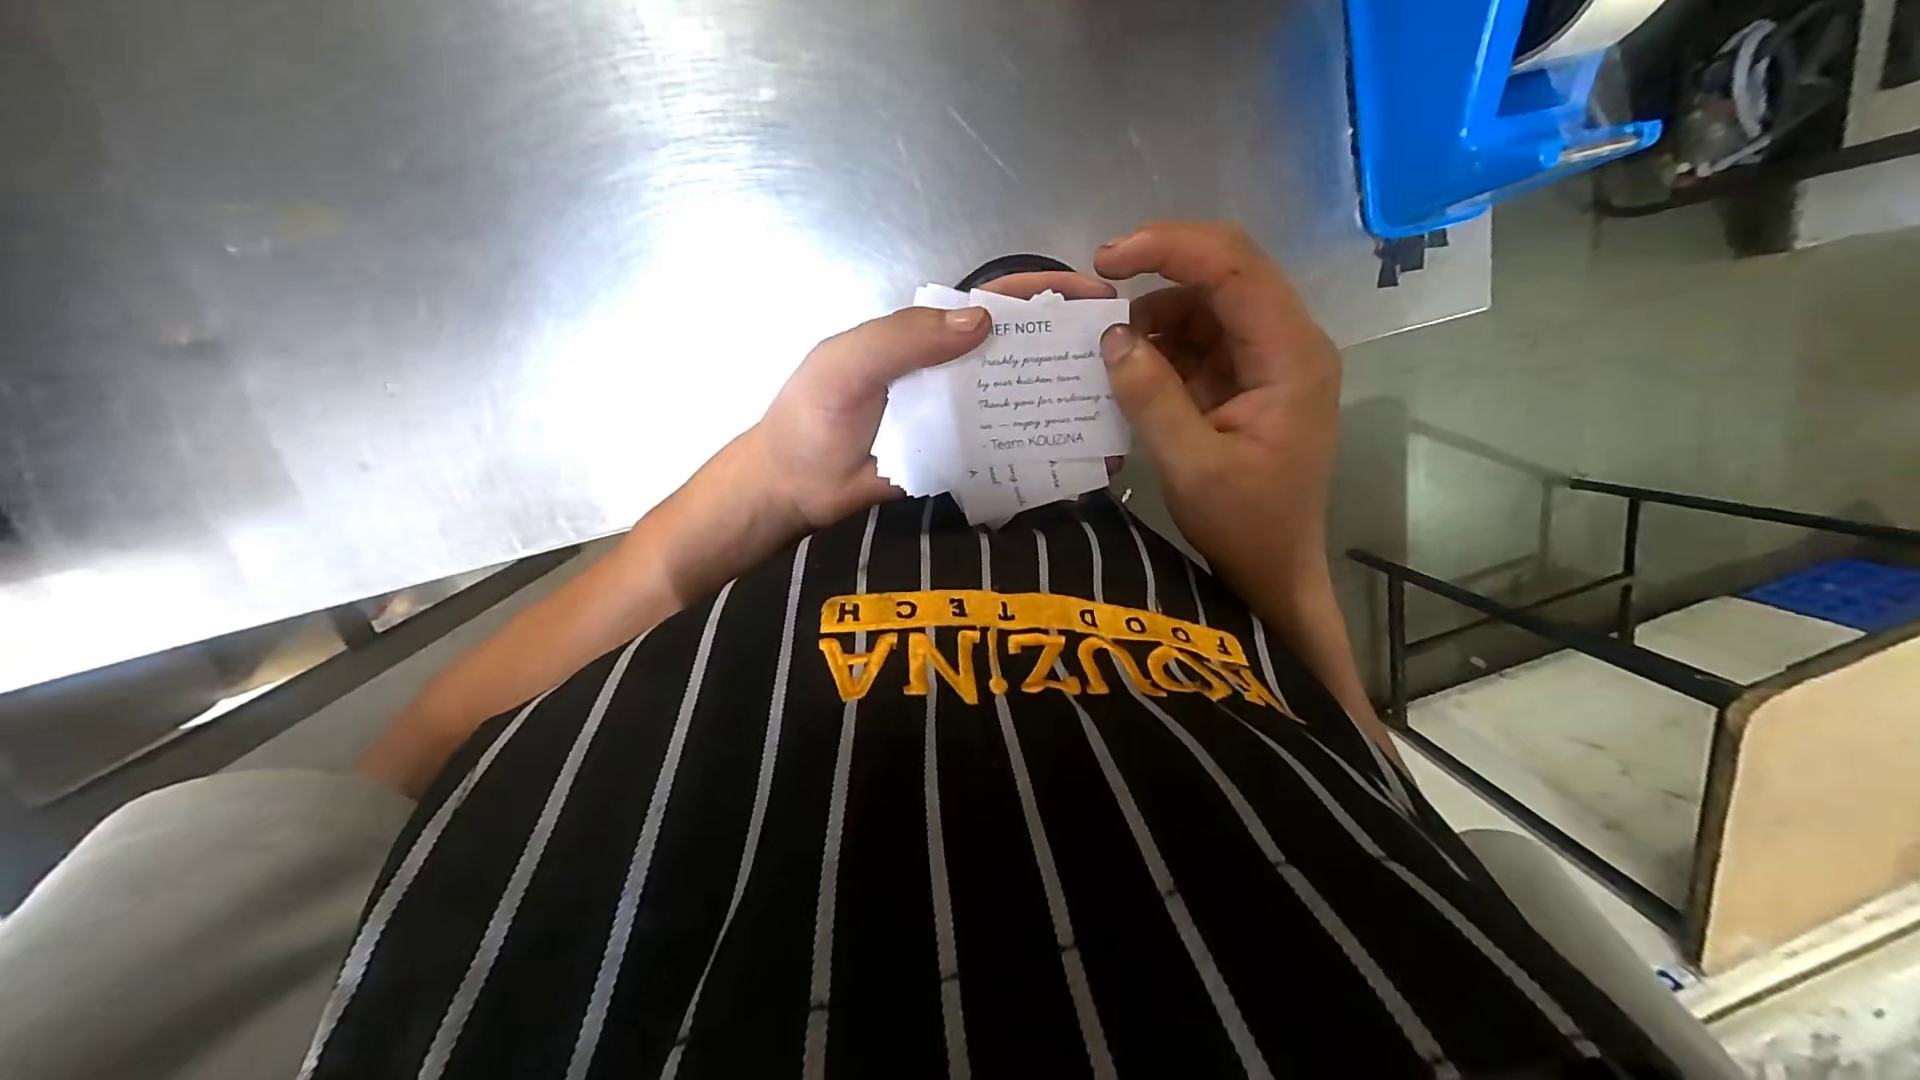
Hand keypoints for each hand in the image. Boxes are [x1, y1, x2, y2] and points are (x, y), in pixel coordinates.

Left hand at [748, 270, 1116, 529]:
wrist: (795, 488)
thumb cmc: (813, 417)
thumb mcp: (848, 363)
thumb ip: (905, 337)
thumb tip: (984, 321)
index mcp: (928, 335)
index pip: (996, 302)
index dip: (1048, 293)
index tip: (1099, 296)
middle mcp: (952, 371)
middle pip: (1020, 352)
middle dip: (1070, 350)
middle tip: (1124, 363)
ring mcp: (958, 417)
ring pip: (1020, 400)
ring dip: (1063, 402)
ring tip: (1115, 413)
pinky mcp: (959, 457)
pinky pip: (1005, 447)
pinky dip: (1038, 448)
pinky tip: (1076, 459)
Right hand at [1093, 223, 1396, 756]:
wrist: (1273, 568)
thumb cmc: (1245, 525)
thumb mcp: (1191, 468)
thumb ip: (1151, 398)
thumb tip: (1112, 337)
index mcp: (1290, 357)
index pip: (1235, 269)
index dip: (1169, 248)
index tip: (1105, 260)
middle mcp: (1287, 344)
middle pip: (1227, 271)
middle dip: (1161, 265)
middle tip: (1098, 280)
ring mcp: (1267, 361)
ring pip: (1209, 303)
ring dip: (1156, 313)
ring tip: (1109, 346)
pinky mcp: (1246, 380)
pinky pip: (1200, 340)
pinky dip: (1162, 344)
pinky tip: (1131, 367)